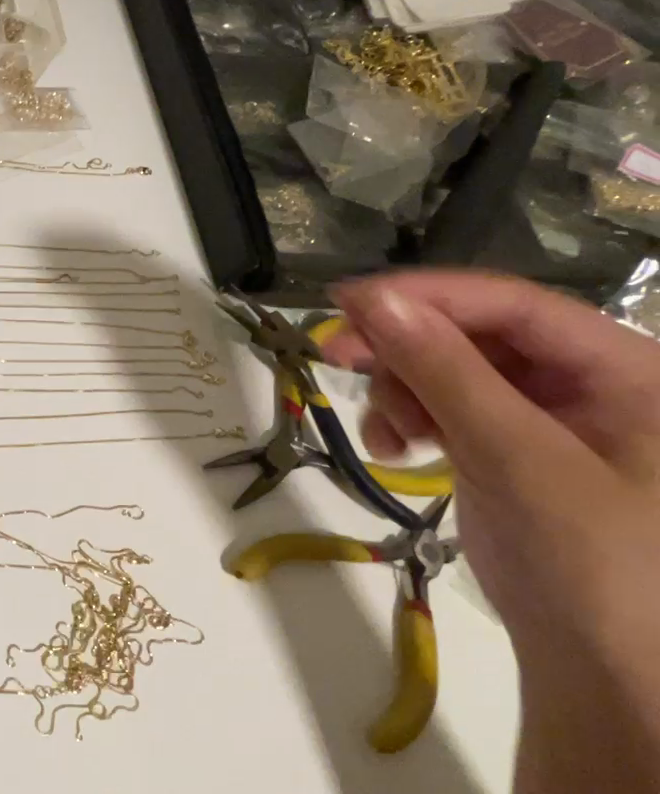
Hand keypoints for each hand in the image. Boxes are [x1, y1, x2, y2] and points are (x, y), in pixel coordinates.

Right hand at [324, 271, 659, 787]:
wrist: (605, 669)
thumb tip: (371, 298)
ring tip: (386, 436)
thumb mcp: (515, 457)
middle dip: (404, 348)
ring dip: (401, 391)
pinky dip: (409, 420)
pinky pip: (446, 408)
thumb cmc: (591, 561)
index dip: (427, 294)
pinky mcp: (514, 450)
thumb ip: (444, 370)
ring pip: (451, 369)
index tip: (342, 302)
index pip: (515, 305)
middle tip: (333, 357)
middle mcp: (593, 386)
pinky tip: (396, 450)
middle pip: (477, 334)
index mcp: (631, 375)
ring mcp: (552, 420)